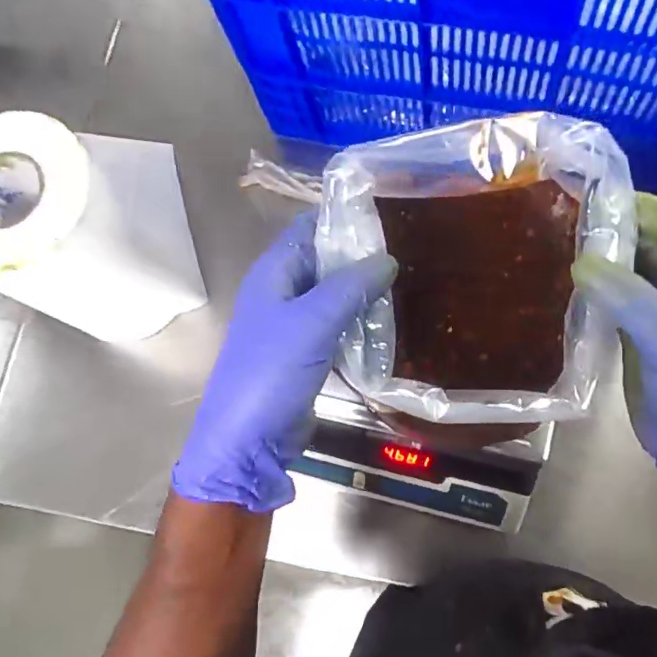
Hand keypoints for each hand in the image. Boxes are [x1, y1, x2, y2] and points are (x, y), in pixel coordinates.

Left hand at [172, 213, 394, 511]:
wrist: (250, 438)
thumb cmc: (273, 371)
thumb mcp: (314, 321)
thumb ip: (351, 287)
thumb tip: (387, 260)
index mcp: (273, 274)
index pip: (308, 230)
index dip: (343, 220)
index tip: (386, 218)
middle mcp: (280, 295)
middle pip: (324, 265)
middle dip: (360, 261)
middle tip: (406, 257)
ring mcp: (291, 328)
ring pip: (332, 300)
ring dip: (362, 297)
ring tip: (403, 290)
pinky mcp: (304, 357)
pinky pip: (335, 332)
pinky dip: (357, 328)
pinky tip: (385, 329)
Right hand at [571, 193, 656, 496]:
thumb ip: (628, 296)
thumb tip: (582, 261)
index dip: (638, 203)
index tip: (592, 194)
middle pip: (648, 245)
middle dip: (613, 230)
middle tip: (563, 220)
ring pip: (630, 277)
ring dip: (601, 264)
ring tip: (557, 249)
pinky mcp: (640, 343)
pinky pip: (616, 308)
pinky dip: (595, 296)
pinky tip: (566, 291)